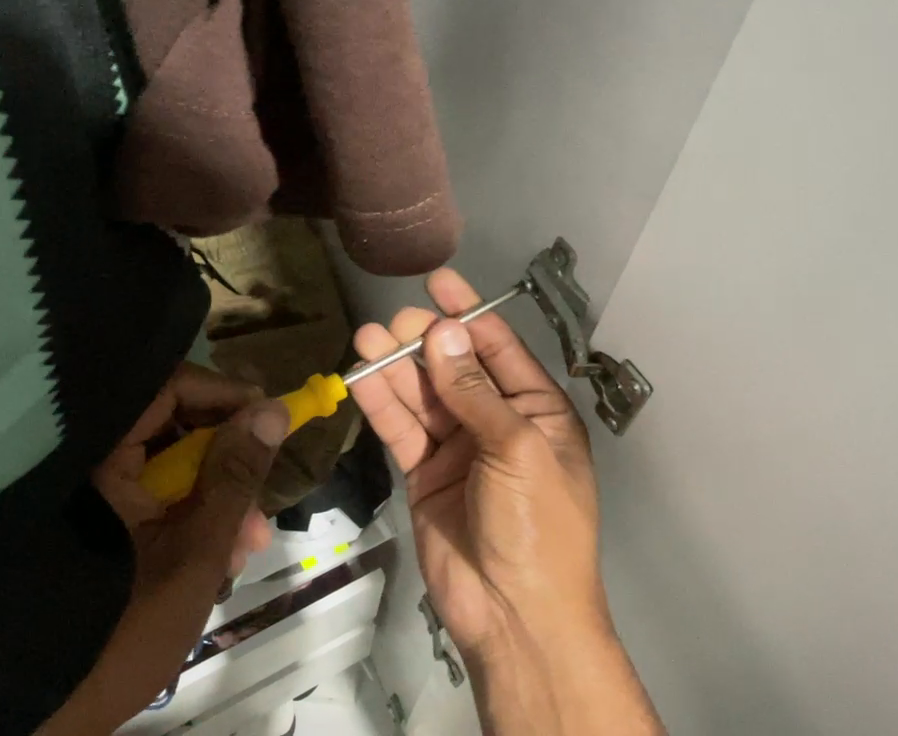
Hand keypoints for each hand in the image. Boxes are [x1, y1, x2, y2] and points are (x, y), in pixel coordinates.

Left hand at [39, 365, 287, 734]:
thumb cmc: (121, 628)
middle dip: (228, 460)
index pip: (169, 388)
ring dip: (215, 495)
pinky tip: (217, 557)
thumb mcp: (196, 551)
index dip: (223, 396)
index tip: (269, 417)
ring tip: (245, 546)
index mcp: (99, 455)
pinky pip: (152, 498)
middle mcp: (91, 462)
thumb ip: (237, 476)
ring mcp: (92, 496)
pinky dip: (188, 517)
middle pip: (173, 427)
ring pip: (168, 467)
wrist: (50, 713)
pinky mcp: (97, 525)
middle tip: (261, 502)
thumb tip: (273, 410)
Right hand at [353, 269, 663, 735]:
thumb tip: (443, 332)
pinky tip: (360, 378)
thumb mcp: (517, 448)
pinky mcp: (425, 474)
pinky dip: (382, 404)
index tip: (438, 281)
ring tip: (367, 338)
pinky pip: (402, 430)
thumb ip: (475, 391)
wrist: (516, 616)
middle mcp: (497, 422)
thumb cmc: (537, 524)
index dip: (469, 314)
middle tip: (394, 324)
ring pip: (423, 395)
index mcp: (537, 410)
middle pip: (455, 367)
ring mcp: (459, 448)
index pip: (499, 349)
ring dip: (397, 368)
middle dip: (426, 341)